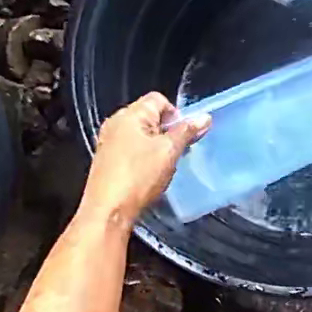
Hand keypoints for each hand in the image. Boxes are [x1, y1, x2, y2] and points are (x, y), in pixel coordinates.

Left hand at [80, 93, 210, 226]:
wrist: (108, 211)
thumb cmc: (136, 178)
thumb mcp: (169, 152)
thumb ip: (187, 132)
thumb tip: (204, 117)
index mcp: (130, 114)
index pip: (159, 99)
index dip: (176, 115)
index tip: (184, 135)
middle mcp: (116, 123)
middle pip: (150, 116)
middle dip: (167, 132)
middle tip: (176, 152)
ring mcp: (109, 142)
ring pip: (141, 135)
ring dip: (156, 147)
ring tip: (163, 167)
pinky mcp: (107, 160)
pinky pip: (131, 150)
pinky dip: (143, 159)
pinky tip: (149, 176)